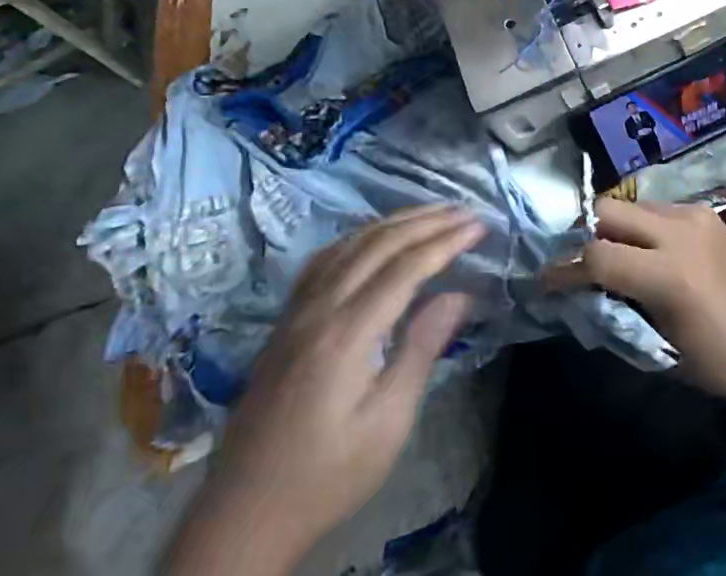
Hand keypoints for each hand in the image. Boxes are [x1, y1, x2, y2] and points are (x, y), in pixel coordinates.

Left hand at [165, 206, 481, 574]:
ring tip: (433, 212)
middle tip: (466, 210)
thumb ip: (422, 348)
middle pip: (377, 245)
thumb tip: (460, 294)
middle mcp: (317, 310)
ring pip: (348, 245)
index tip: (480, 227)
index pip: (405, 267)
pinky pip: (324, 260)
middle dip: (426, 221)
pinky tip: (375, 236)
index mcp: (345, 335)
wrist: (245, 514)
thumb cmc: (329, 473)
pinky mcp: (284, 322)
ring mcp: (294, 313)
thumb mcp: (388, 421)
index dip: (446, 241)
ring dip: (394, 222)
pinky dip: (358, 237)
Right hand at [551, 198, 725, 399]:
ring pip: (630, 204)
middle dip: (582, 234)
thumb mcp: (651, 345)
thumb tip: (573, 292)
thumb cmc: (710, 359)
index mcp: (669, 275)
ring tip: (607, 254)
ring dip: (611, 227)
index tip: (546, 281)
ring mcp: (695, 216)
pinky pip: (654, 209)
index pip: (596, 256)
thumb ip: (610, 309)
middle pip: (608, 211)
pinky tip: (641, 250)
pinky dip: (638, 227)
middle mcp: (681, 233)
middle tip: (574, 260)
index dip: (564, 269)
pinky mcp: (704, 211)